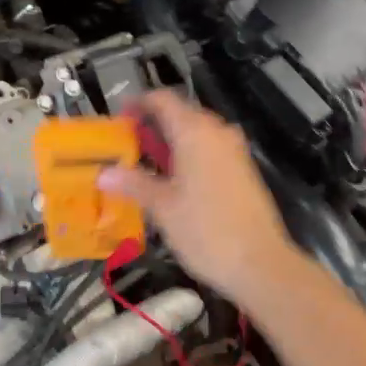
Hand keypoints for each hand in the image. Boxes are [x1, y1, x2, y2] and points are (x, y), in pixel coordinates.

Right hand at [98, 91, 303, 304]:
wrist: (263, 266)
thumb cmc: (207, 231)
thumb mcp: (162, 207)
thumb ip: (133, 183)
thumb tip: (102, 173)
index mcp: (194, 131)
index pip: (162, 99)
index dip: (138, 103)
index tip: (118, 118)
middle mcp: (216, 132)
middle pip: (180, 113)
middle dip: (153, 124)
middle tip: (128, 143)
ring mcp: (234, 150)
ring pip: (196, 131)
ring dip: (172, 140)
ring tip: (148, 162)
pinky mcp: (244, 170)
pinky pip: (211, 148)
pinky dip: (190, 153)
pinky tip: (176, 180)